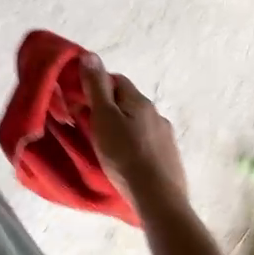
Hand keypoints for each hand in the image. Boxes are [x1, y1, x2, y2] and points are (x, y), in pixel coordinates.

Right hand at [83, 57, 188, 212]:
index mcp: (139, 101)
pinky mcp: (170, 159)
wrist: (159, 200)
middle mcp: (156, 114)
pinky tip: (127, 158)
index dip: (97, 85)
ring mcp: (167, 137)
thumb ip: (96, 85)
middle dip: (109, 106)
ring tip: (108, 143)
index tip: (82, 100)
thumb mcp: (103, 116)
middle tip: (90, 122)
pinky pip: (147, 141)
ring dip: (123, 125)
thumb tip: (90, 54)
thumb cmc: (124, 154)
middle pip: (127, 101)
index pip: (116, 79)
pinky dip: (135, 143)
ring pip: (138, 122)